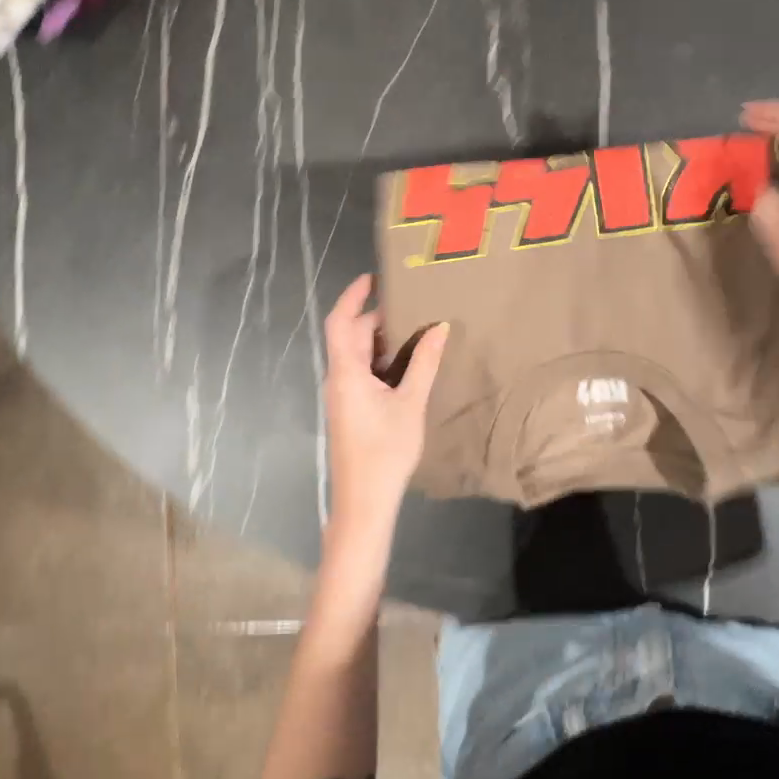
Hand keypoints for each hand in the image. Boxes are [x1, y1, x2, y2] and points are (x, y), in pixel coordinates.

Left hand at [322, 274, 448, 536]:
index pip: (341, 321)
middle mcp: (338, 378)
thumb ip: (424, 363)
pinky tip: (405, 364)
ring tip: (414, 329)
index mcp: (346, 372)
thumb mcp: (411, 404)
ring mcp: (342, 395)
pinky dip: (380, 360)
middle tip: (411, 305)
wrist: (364, 500)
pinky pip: (360, 372)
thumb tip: (439, 327)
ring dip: (379, 340)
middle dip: (376, 317)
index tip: (375, 278)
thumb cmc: (386, 451)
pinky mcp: (349, 410)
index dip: (354, 296)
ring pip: (356, 355)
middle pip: (350, 335)